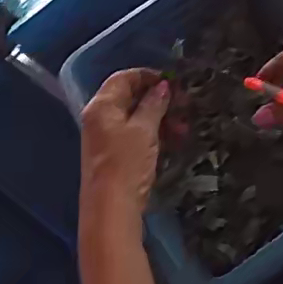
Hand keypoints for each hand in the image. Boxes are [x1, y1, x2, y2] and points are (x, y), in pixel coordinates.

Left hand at [80, 68, 172, 213]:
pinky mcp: (114, 155)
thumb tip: (162, 87)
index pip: (123, 78)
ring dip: (160, 119)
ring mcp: (105, 137)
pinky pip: (135, 135)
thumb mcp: (144, 130)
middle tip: (184, 105)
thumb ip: (153, 105)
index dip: (148, 76)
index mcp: (101, 106)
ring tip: (183, 128)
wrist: (111, 207)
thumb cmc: (126, 163)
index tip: (173, 83)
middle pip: (129, 98)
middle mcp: (99, 118)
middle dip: (158, 100)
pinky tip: (173, 141)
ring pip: (135, 118)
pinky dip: (153, 134)